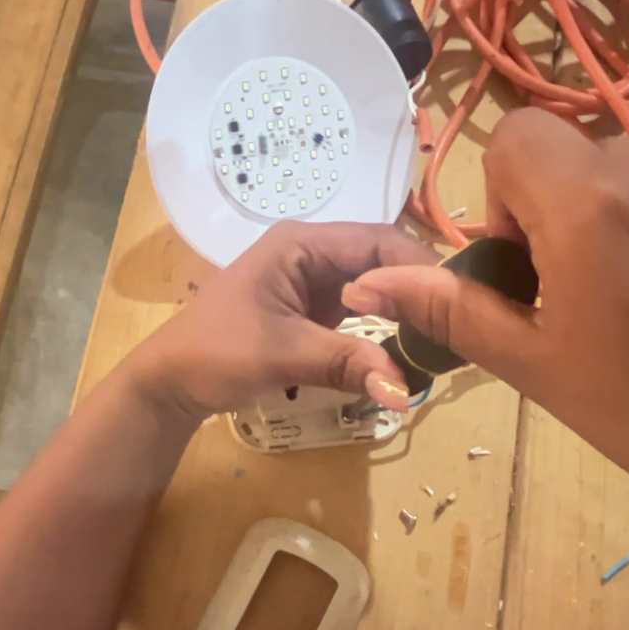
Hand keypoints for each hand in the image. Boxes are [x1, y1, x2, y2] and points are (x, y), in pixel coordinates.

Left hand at [123, 221, 437, 423]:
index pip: (375, 240)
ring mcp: (310, 281)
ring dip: (400, 310)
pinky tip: (406, 345)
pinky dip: (380, 328)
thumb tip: (405, 389)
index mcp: (299, 243)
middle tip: (456, 321)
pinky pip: (357, 312)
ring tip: (441, 334)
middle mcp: (309, 253)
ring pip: (371, 287)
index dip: (417, 265)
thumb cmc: (216, 353)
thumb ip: (346, 363)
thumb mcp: (282, 354)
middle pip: (378, 261)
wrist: (173, 382)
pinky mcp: (311, 311)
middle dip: (413, 288)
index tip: (454, 299)